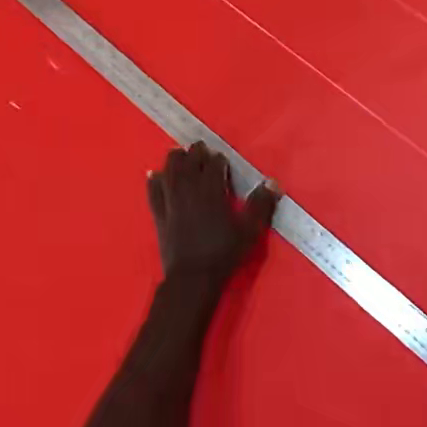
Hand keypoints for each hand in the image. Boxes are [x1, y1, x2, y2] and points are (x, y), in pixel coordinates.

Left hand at [146, 143, 279, 292]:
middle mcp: (189, 190)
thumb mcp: (250, 230)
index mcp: (211, 190)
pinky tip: (154, 175)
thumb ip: (261, 205)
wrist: (193, 277)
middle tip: (201, 149)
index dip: (218, 159)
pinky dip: (154, 180)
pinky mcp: (159, 214)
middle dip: (196, 153)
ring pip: (169, 171)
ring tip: (179, 155)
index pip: (213, 164)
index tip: (222, 160)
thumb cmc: (224, 253)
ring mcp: (171, 201)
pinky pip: (153, 190)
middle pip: (189, 162)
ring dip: (175, 160)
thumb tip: (272, 183)